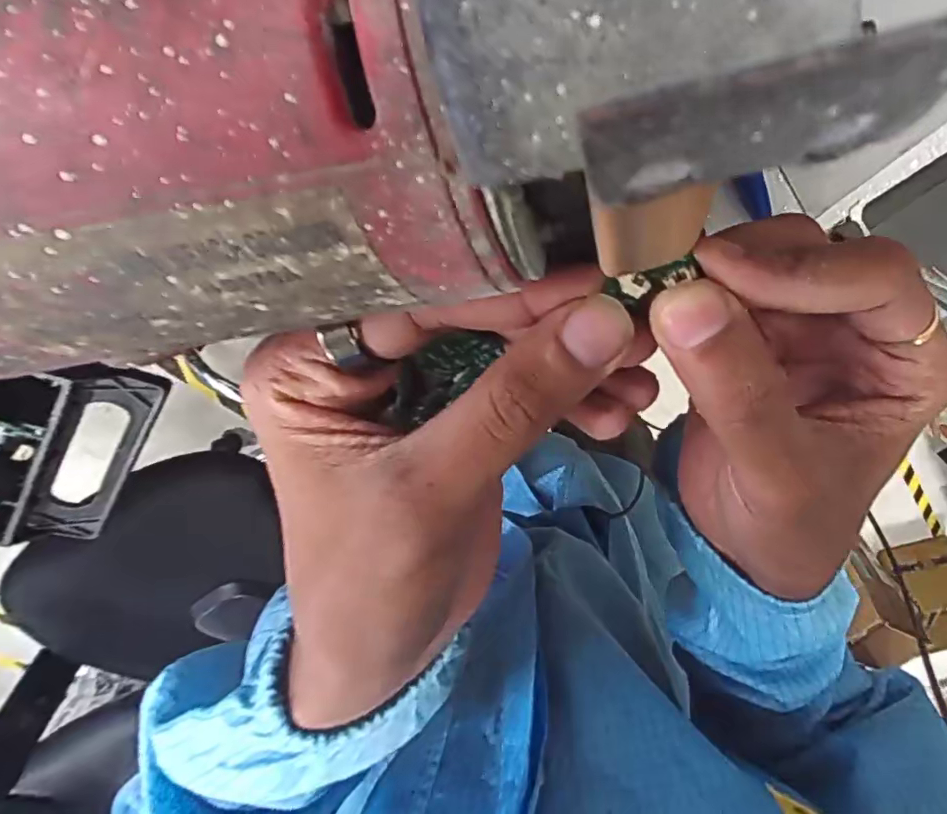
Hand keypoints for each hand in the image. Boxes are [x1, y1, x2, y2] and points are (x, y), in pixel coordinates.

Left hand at [242, 267, 655, 727]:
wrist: (380, 658)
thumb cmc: (369, 583)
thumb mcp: (435, 488)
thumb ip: (514, 402)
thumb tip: (597, 320)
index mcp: (309, 360)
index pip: (413, 302)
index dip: (503, 294)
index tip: (588, 287)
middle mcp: (355, 355)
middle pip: (466, 316)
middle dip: (551, 330)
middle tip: (629, 332)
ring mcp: (410, 380)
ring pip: (500, 346)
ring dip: (571, 362)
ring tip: (637, 377)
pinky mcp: (452, 407)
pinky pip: (515, 383)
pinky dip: (567, 394)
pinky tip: (614, 410)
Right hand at [649, 215, 946, 600]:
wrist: (740, 544)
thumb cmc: (789, 526)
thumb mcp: (775, 475)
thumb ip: (739, 394)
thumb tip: (686, 301)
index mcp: (904, 360)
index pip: (877, 277)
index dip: (802, 270)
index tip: (720, 277)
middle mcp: (856, 326)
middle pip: (811, 250)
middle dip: (743, 262)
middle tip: (678, 284)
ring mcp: (798, 319)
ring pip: (758, 253)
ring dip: (705, 269)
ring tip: (661, 301)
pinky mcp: (746, 323)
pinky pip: (715, 279)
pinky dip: (681, 285)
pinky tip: (656, 307)